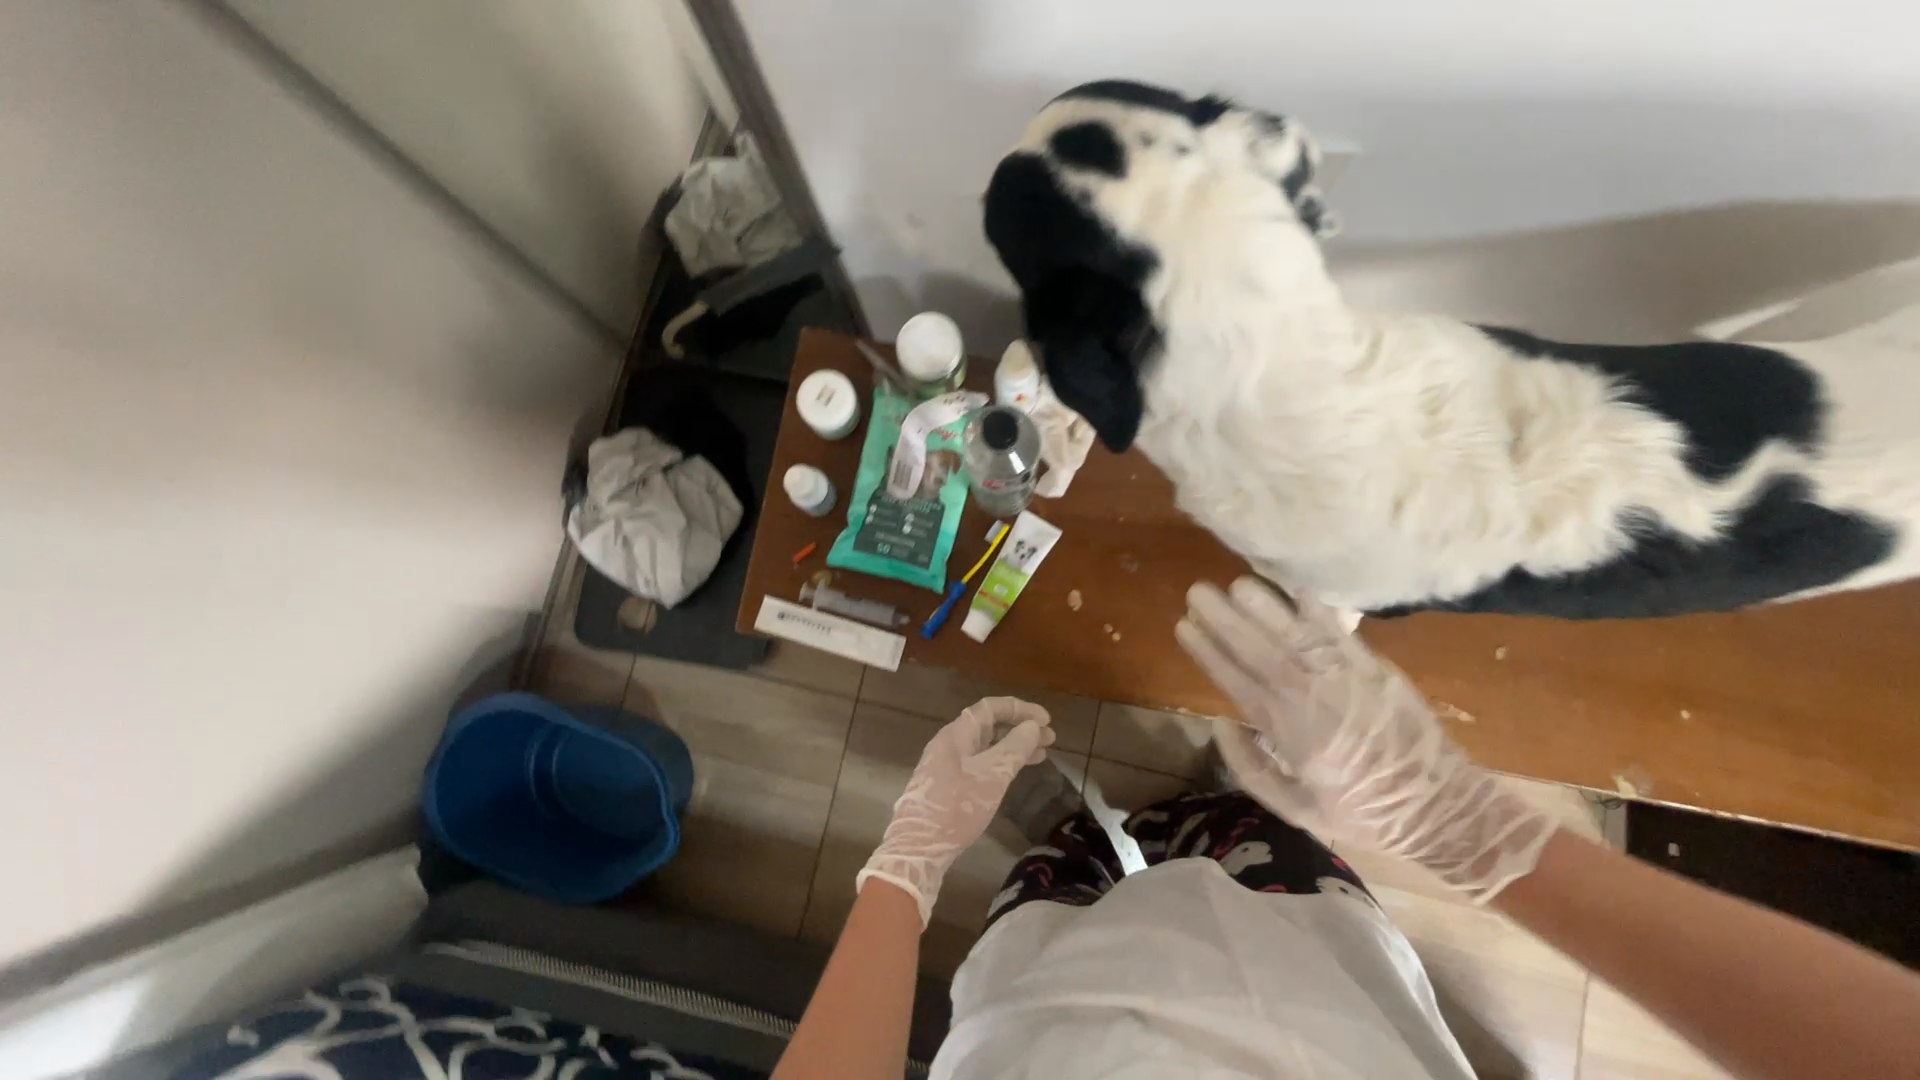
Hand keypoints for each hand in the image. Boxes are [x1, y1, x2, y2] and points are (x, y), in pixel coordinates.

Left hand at [857, 697, 1053, 924]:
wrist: (919, 848)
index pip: (990, 708)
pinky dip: (1001, 763)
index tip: (1046, 720)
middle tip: (1050, 738)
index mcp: (956, 734)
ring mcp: (948, 765)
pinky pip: (981, 763)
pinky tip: (1016, 773)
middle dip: (1020, 728)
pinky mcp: (949, 784)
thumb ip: (1013, 748)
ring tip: (1042, 755)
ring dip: (1014, 747)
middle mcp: (951, 744)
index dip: (1020, 708)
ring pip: (987, 746)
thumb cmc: (956, 807)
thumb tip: (1032, 726)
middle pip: (989, 725)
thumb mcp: (991, 777)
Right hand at [1176, 578, 1556, 900]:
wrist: (1444, 809)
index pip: (1237, 681)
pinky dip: (1315, 609)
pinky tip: (1294, 589)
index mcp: (1290, 733)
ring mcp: (1346, 678)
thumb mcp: (1297, 812)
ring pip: (1294, 633)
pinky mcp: (1375, 668)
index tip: (1184, 627)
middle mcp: (1313, 697)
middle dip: (1224, 619)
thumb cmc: (1364, 814)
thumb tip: (1220, 724)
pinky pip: (1339, 631)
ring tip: (1234, 584)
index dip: (1208, 652)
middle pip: (1259, 649)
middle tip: (1196, 592)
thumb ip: (1251, 768)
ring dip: (1263, 606)